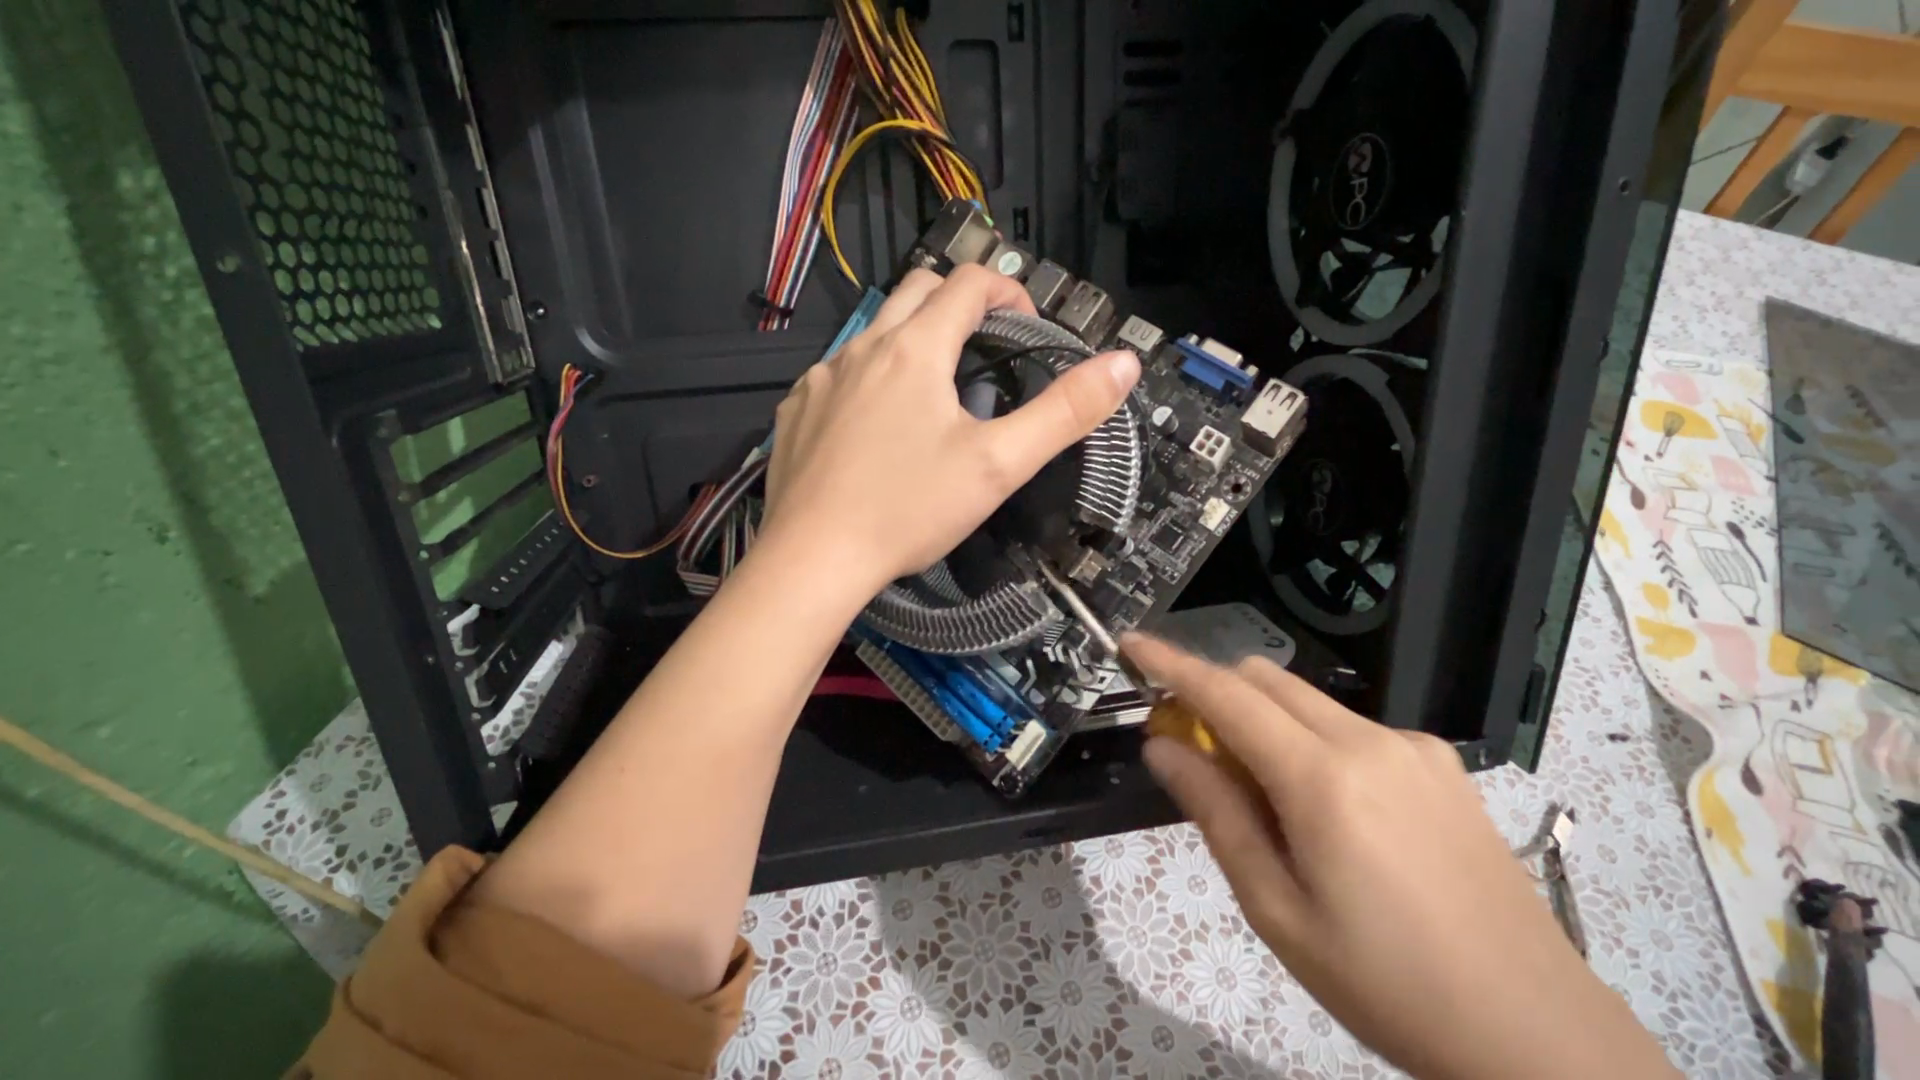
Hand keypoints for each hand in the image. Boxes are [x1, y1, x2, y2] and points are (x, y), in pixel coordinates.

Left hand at [761, 264, 1139, 595]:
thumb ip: (1063, 413)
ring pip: (874, 330)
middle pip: (917, 288)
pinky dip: (869, 376)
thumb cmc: (909, 511)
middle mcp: (863, 347)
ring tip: (934, 390)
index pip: (968, 282)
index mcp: (915, 349)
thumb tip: (1123, 363)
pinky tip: (876, 426)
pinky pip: (838, 371)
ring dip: (911, 337)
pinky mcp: (796, 409)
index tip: (1026, 325)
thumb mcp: (999, 465)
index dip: (1007, 290)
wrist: (811, 559)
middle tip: (985, 344)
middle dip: (958, 300)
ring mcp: (821, 376)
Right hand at [1127, 636, 1678, 1079]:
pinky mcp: (1444, 767)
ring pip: (1311, 703)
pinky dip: (1312, 743)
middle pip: (1267, 681)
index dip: (1171, 665)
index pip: (1227, 695)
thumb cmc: (1383, 982)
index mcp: (1323, 778)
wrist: (1532, 1029)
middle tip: (1187, 749)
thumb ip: (1216, 813)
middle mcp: (1372, 741)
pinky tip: (1329, 816)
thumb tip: (1162, 747)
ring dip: (1264, 723)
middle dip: (1214, 693)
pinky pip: (1354, 730)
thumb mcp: (1276, 909)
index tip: (1130, 645)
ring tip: (1264, 804)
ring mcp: (1416, 749)